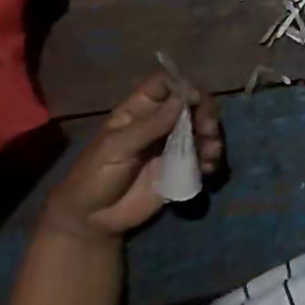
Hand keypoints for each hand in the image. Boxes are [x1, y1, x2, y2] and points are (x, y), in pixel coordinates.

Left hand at [41, 74, 223, 243]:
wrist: (92, 220)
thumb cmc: (95, 175)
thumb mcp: (117, 147)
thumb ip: (151, 124)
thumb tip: (184, 97)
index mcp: (140, 109)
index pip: (165, 83)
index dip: (182, 84)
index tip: (195, 97)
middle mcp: (160, 122)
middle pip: (190, 103)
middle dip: (205, 111)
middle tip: (208, 128)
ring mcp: (172, 145)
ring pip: (200, 128)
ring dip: (212, 135)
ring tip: (211, 152)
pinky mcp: (180, 169)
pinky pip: (202, 157)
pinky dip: (211, 158)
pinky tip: (209, 167)